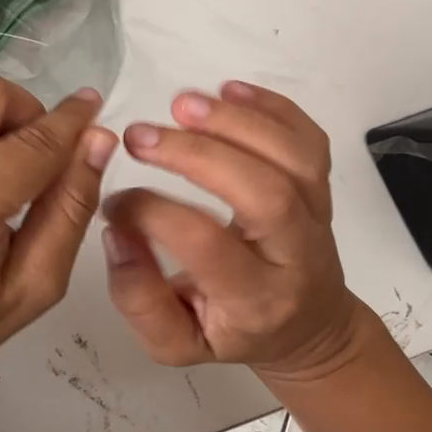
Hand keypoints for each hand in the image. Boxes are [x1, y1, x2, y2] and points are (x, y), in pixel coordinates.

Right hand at [102, 81, 374, 385]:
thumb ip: (137, 296)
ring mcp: (315, 215)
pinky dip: (275, 107)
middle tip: (136, 136)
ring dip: (237, 121)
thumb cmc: (227, 329)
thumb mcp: (174, 342)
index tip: (111, 203)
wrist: (307, 329)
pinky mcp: (319, 187)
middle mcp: (295, 253)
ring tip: (179, 103)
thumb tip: (115, 232)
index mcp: (256, 297)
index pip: (205, 243)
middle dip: (196, 155)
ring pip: (294, 159)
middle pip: (263, 192)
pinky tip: (226, 89)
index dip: (150, 212)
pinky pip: (311, 141)